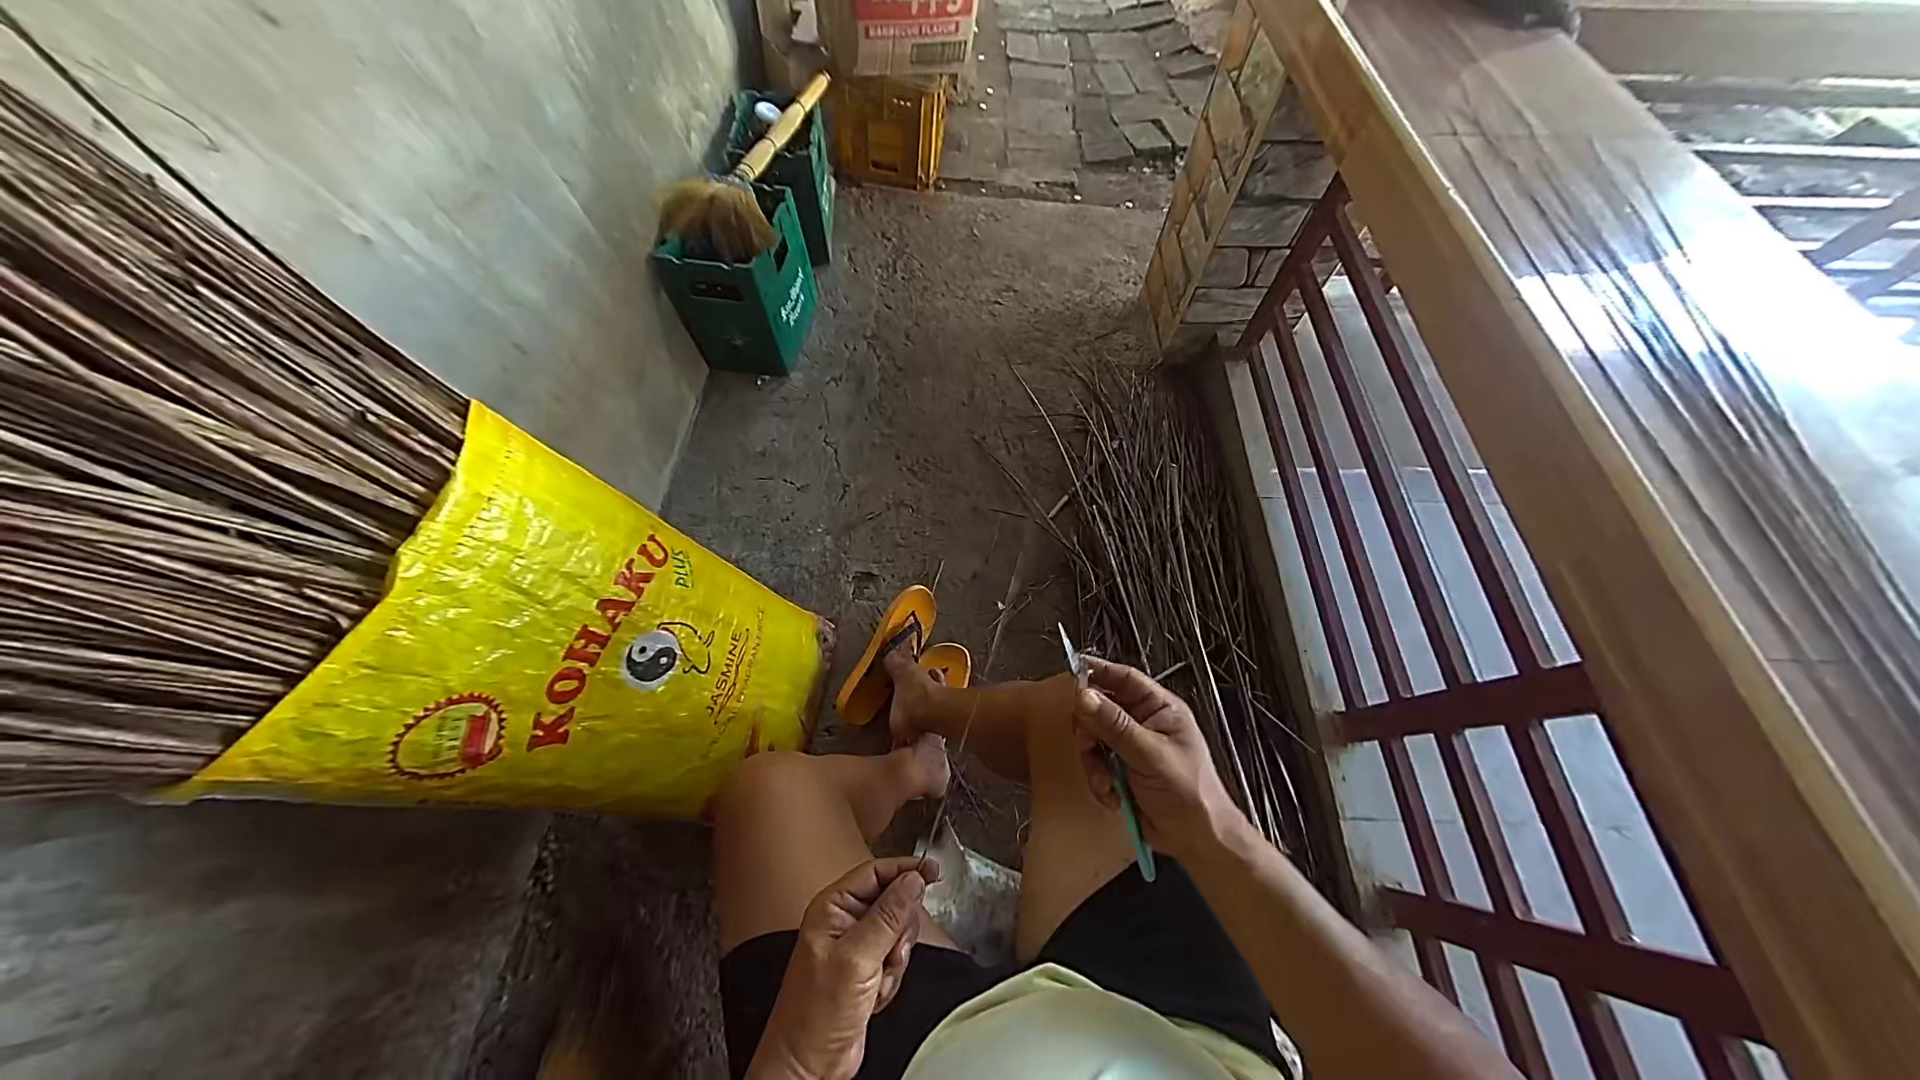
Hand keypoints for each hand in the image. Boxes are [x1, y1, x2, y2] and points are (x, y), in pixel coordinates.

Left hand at [747, 856, 940, 1079]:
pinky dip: (892, 977)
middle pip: (894, 901)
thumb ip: (888, 916)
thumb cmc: (814, 1015)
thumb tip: (912, 880)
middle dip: (899, 931)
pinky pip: (897, 958)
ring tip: (876, 978)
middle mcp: (845, 921)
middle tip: (890, 952)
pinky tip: (874, 993)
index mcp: (833, 907)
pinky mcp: (867, 969)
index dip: (905, 869)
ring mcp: (857, 946)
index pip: (876, 872)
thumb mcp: (857, 958)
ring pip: (899, 932)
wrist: (809, 1066)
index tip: (932, 870)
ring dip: (895, 959)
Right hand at [1072, 657, 1250, 862]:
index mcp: (1159, 708)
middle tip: (1088, 744)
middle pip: (1100, 707)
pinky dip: (1098, 780)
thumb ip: (1116, 725)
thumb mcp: (1151, 754)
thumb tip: (1084, 697)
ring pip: (1093, 737)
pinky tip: (1112, 795)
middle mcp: (1143, 722)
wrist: (1197, 840)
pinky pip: (1095, 763)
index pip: (1123, 678)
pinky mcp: (1120, 769)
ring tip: (1106, 781)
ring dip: (1094, 762)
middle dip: (1090, 728)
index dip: (1097, 672)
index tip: (1071, 674)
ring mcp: (1130, 746)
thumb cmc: (1190, 792)